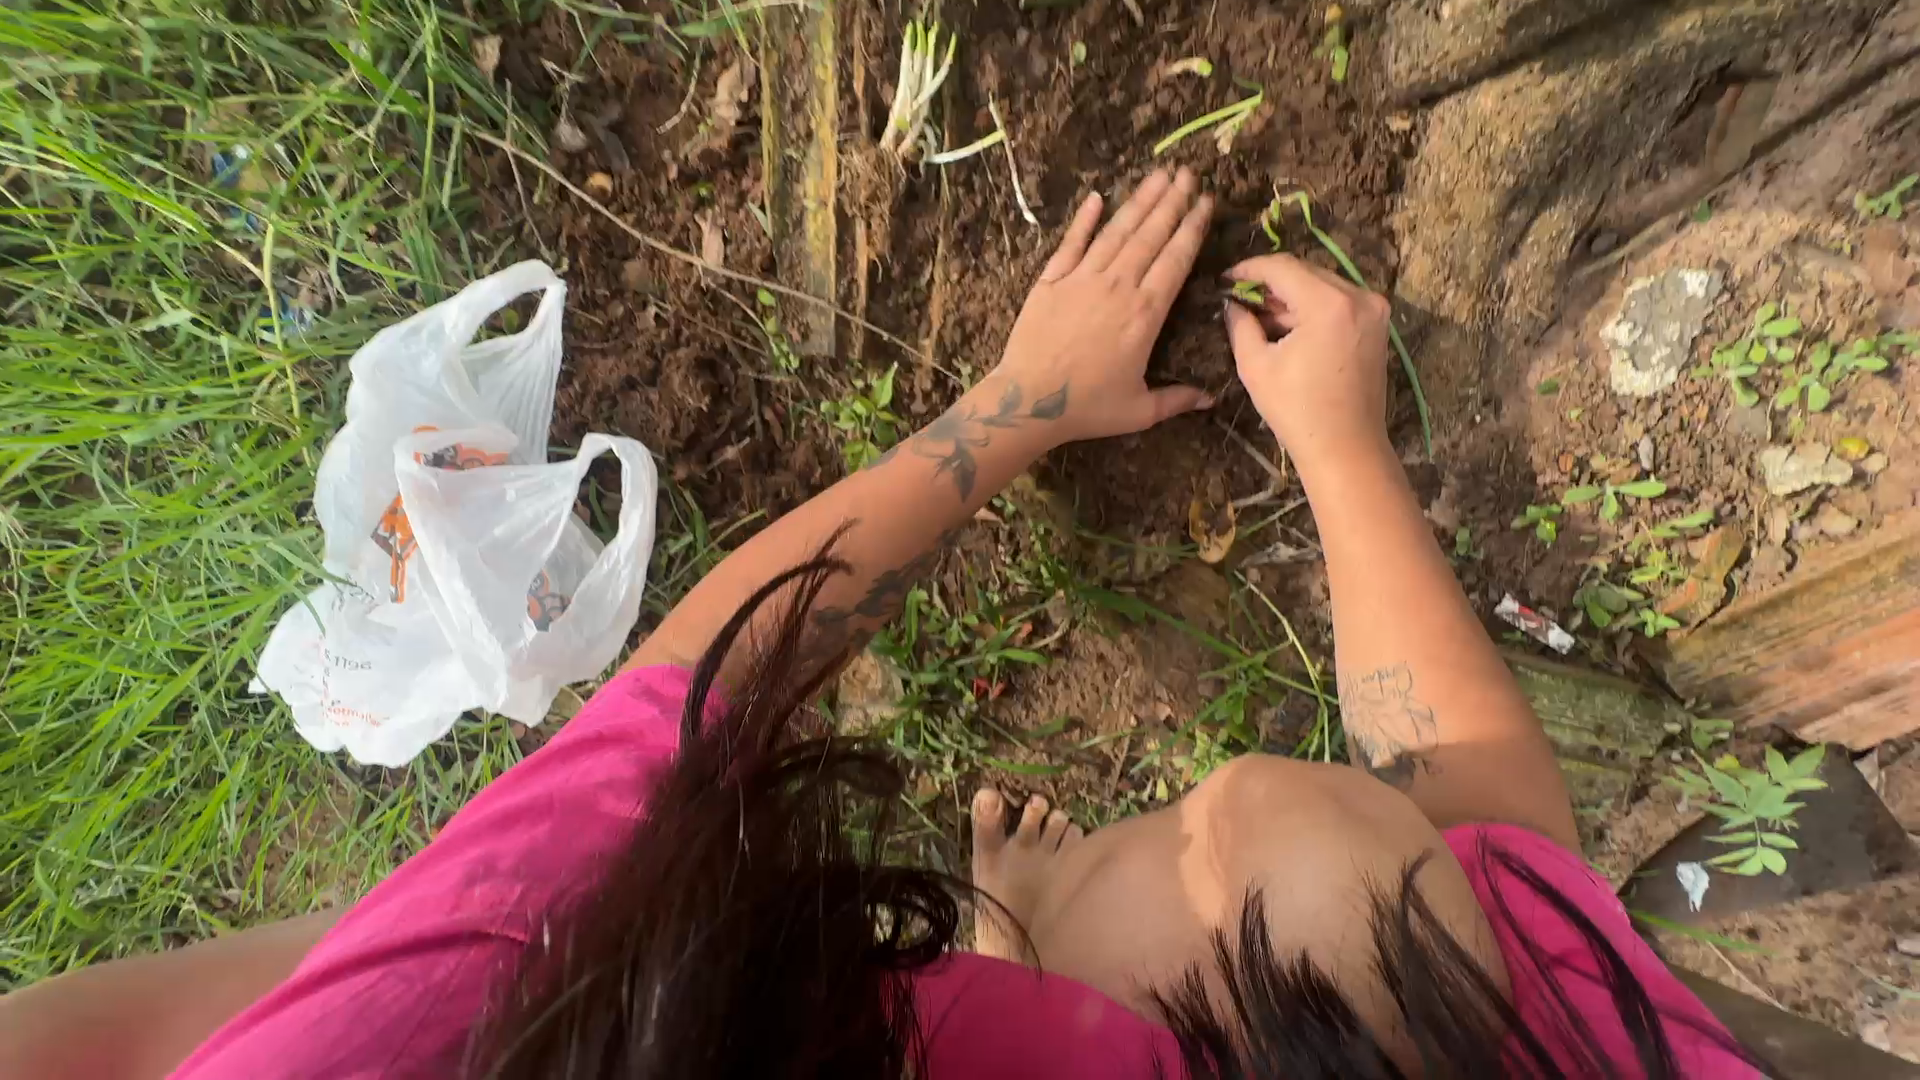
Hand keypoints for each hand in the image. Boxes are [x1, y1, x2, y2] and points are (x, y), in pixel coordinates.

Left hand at [993, 168, 1214, 443]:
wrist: (1028, 401)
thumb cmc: (1086, 407)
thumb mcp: (1138, 410)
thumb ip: (1175, 400)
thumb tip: (1210, 399)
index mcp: (1145, 314)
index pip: (1176, 260)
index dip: (1192, 229)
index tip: (1206, 202)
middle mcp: (1117, 286)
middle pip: (1150, 236)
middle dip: (1172, 202)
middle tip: (1188, 173)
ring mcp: (1082, 279)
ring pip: (1116, 232)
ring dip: (1139, 202)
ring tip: (1158, 175)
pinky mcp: (1050, 282)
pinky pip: (1071, 243)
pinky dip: (1084, 220)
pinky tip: (1096, 198)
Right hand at [1223, 254, 1392, 474]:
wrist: (1344, 445)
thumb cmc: (1295, 410)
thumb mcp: (1255, 366)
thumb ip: (1240, 326)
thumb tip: (1231, 304)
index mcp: (1328, 304)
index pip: (1283, 267)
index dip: (1249, 268)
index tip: (1225, 278)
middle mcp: (1358, 296)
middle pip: (1305, 272)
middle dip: (1270, 283)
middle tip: (1239, 299)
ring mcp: (1373, 309)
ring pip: (1322, 285)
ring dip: (1290, 296)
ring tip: (1260, 317)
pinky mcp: (1377, 324)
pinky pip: (1337, 302)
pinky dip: (1311, 308)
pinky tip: (1288, 328)